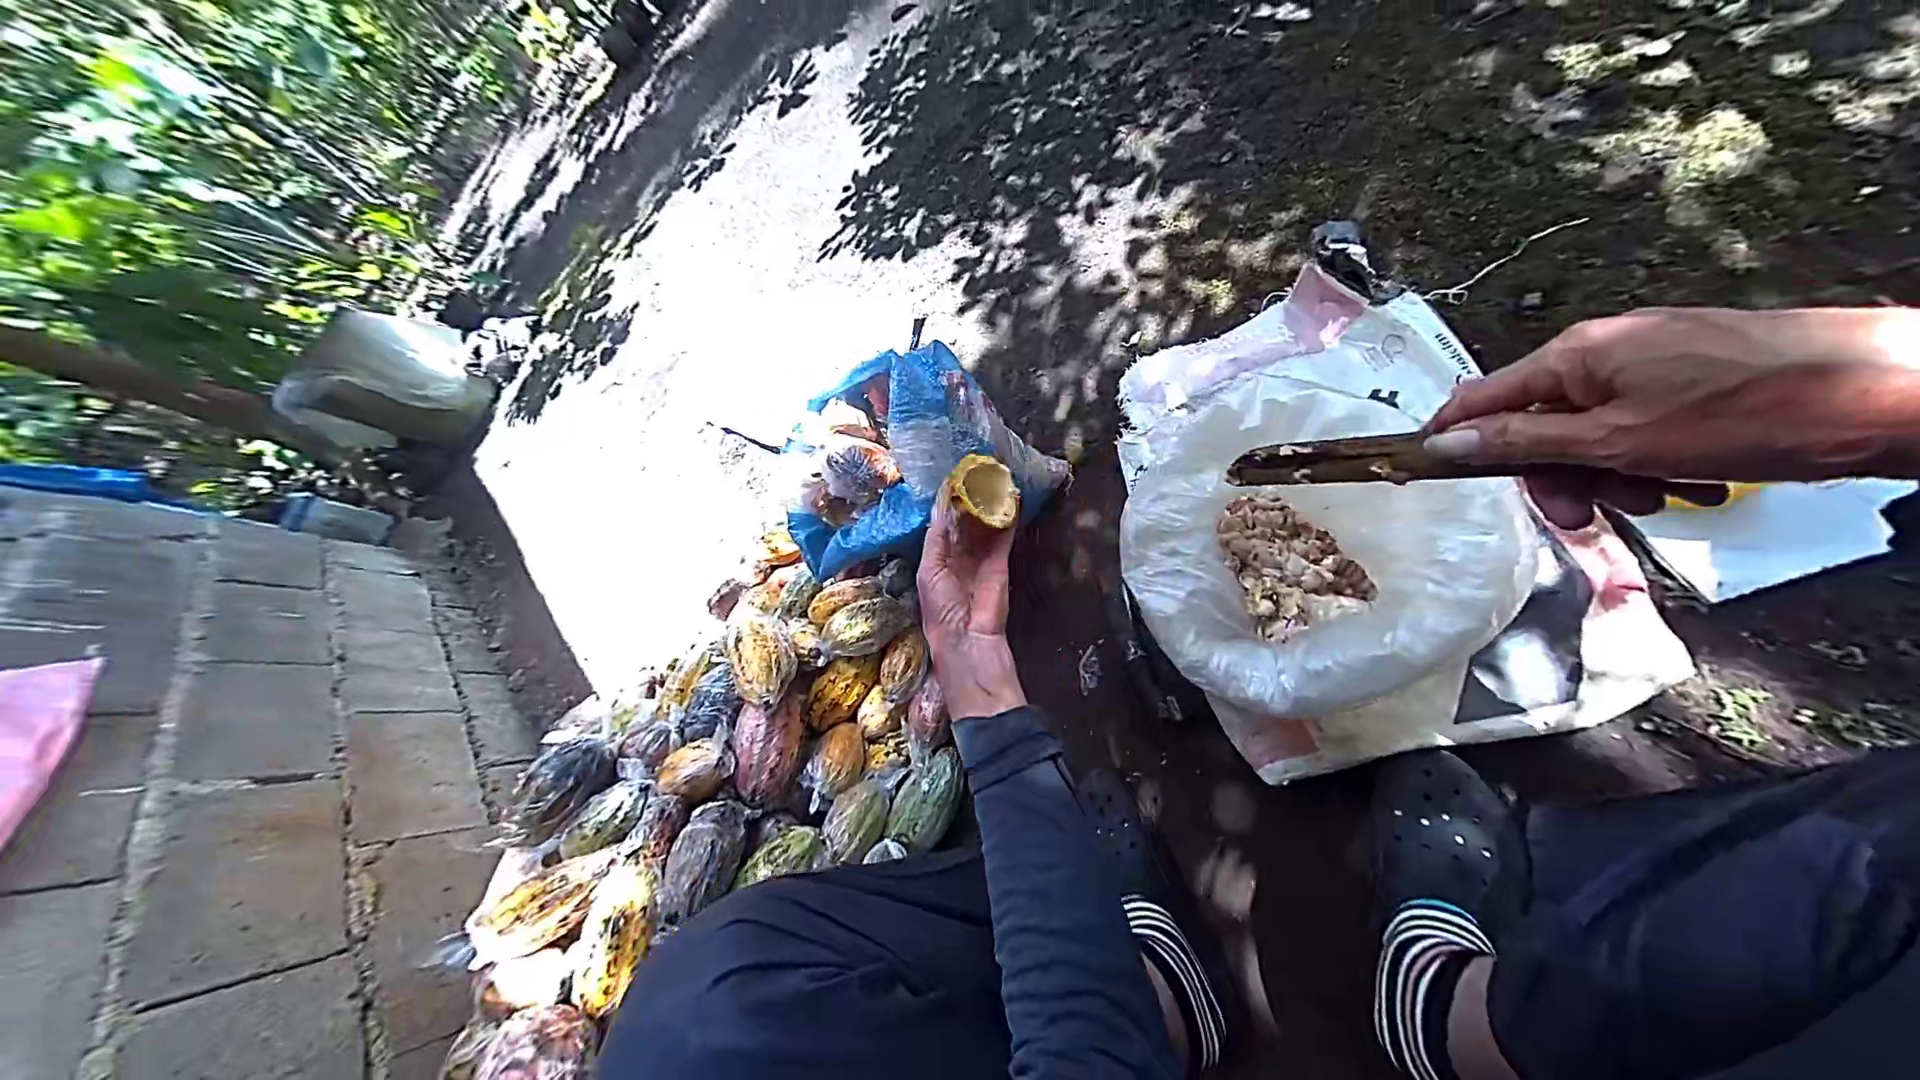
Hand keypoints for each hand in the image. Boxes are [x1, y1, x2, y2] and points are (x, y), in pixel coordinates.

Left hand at [917, 481, 1026, 721]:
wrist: (971, 648)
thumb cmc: (941, 614)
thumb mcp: (930, 574)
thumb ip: (936, 540)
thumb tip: (940, 506)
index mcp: (935, 563)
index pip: (942, 527)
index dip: (946, 504)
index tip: (952, 477)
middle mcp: (957, 560)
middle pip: (964, 524)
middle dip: (969, 500)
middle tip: (976, 471)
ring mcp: (980, 562)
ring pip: (984, 528)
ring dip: (988, 506)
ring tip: (993, 478)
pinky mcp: (1000, 567)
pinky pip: (1002, 538)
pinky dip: (1006, 520)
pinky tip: (1009, 499)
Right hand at [1423, 307, 1919, 528]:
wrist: (1910, 392)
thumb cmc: (1757, 414)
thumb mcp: (1616, 441)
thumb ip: (1521, 443)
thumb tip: (1443, 445)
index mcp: (1575, 355)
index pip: (1478, 397)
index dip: (1452, 437)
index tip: (1436, 474)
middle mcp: (1603, 348)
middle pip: (1535, 421)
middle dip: (1553, 472)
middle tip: (1583, 514)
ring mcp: (1649, 357)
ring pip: (1586, 429)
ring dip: (1604, 472)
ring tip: (1657, 497)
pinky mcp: (1690, 371)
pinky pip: (1632, 421)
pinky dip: (1643, 457)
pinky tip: (1685, 479)